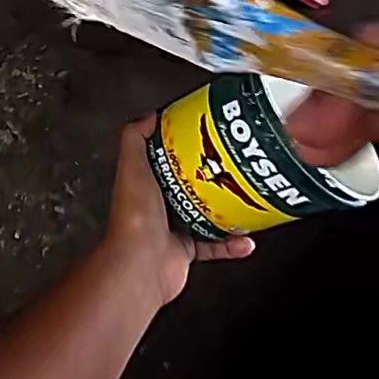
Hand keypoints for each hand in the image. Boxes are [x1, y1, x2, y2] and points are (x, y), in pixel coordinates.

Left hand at [100, 115, 253, 308]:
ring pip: (203, 213)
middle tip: (230, 165)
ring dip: (224, 209)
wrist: (141, 261)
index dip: (179, 145)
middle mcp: (157, 202)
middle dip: (207, 175)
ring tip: (244, 198)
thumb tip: (148, 116)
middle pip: (186, 183)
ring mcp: (172, 226)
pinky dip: (230, 245)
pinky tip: (247, 239)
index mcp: (144, 179)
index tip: (200, 135)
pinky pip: (214, 246)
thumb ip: (134, 137)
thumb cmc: (135, 213)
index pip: (163, 157)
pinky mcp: (186, 249)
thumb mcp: (131, 164)